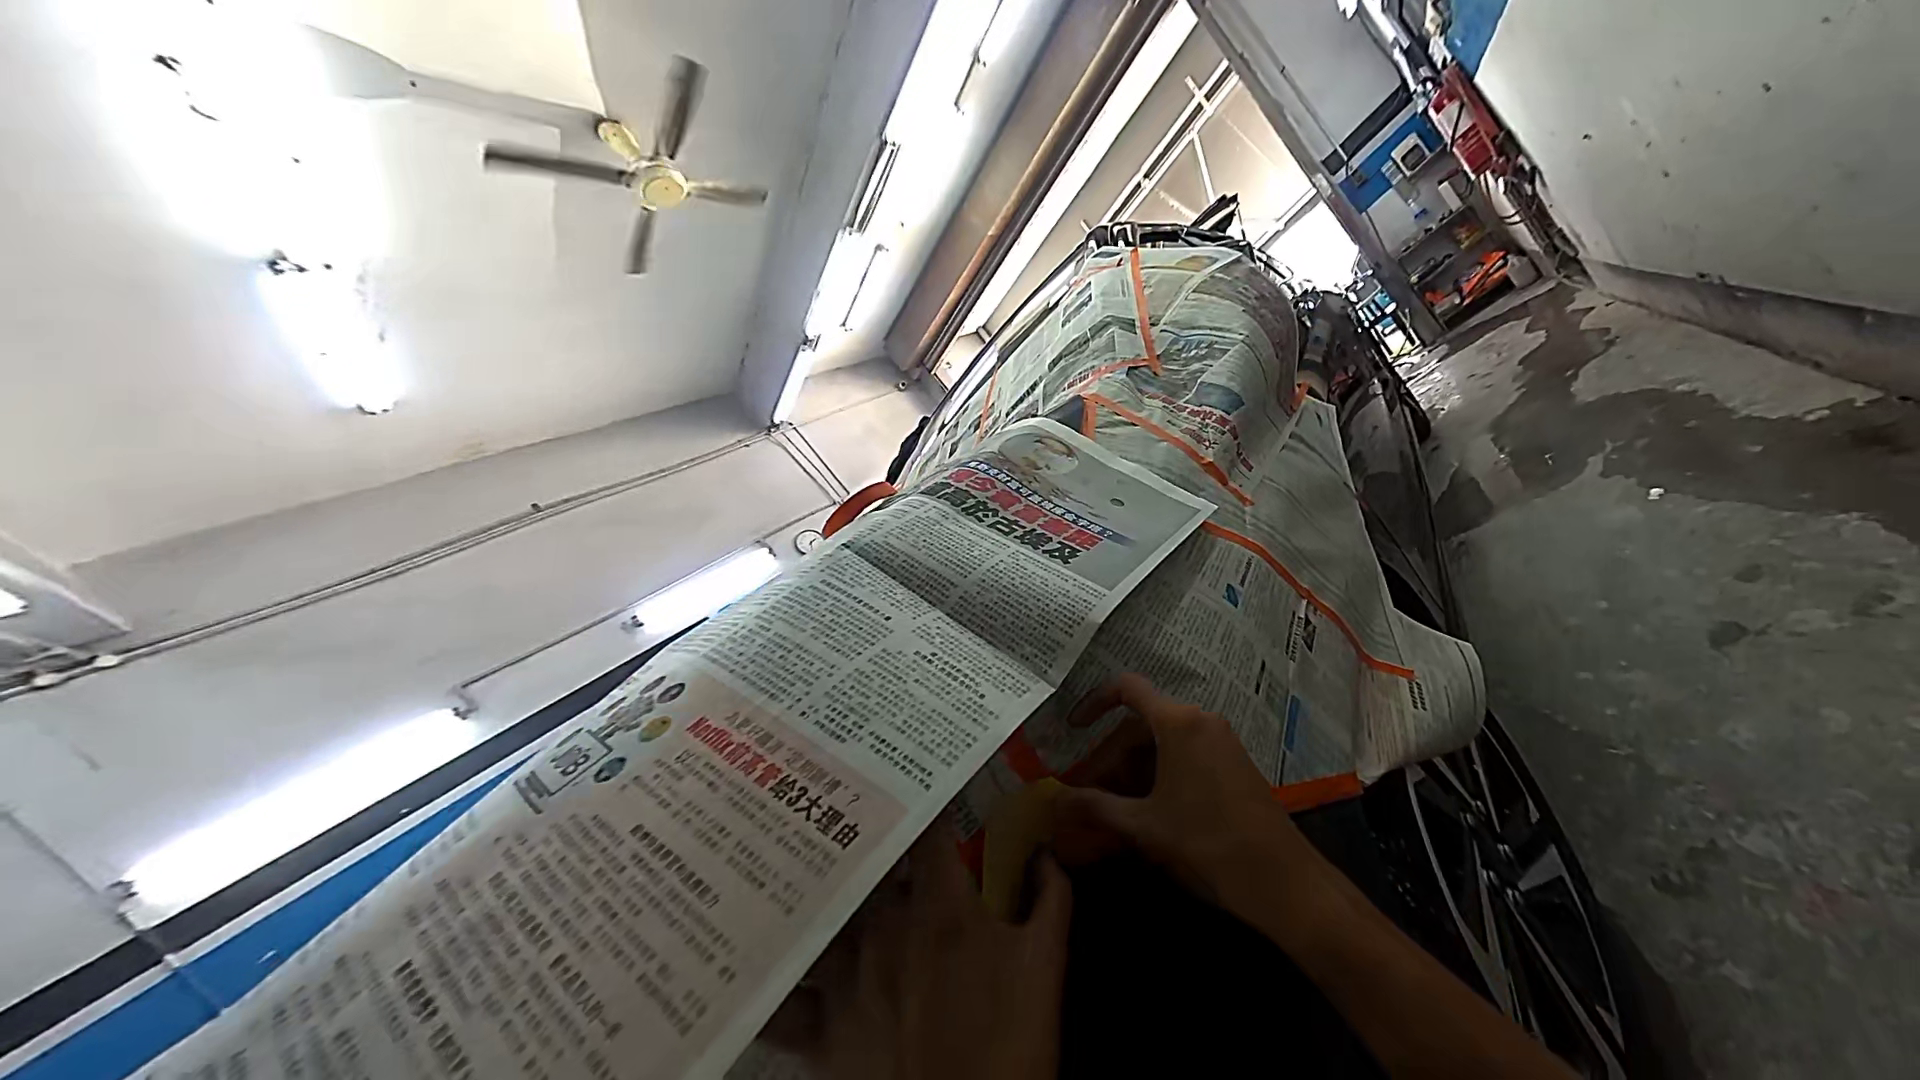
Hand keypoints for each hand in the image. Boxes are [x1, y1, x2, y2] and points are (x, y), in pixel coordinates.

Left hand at [766, 818, 1072, 1079]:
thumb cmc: (1012, 1043)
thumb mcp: (1047, 964)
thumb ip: (1050, 897)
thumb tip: (1045, 851)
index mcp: (940, 904)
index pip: (927, 831)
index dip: (925, 803)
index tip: (921, 786)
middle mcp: (884, 924)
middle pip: (869, 864)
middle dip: (873, 846)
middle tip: (866, 823)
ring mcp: (847, 974)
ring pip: (823, 912)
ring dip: (822, 893)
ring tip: (802, 863)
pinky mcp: (821, 1027)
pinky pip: (782, 999)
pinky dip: (769, 978)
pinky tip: (750, 956)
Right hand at [1054, 673, 1321, 917]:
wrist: (1285, 883)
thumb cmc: (1208, 843)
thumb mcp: (1144, 825)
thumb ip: (1094, 807)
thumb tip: (1053, 802)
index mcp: (1178, 723)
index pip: (1127, 688)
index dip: (1094, 702)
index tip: (1072, 728)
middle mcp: (1200, 722)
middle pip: (1140, 725)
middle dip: (1108, 757)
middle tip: (1086, 792)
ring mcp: (1220, 742)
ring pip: (1161, 743)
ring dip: (1131, 770)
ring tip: (1110, 807)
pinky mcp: (1232, 765)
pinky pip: (1183, 756)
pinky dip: (1157, 775)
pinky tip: (1144, 810)